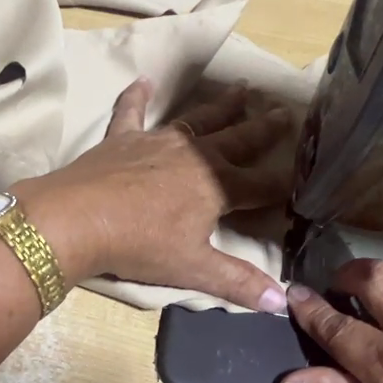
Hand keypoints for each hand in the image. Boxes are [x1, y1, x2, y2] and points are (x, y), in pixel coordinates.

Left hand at [13, 77, 294, 312]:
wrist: (78, 219)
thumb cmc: (141, 246)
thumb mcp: (194, 269)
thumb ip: (237, 282)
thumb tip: (280, 301)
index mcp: (217, 187)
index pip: (260, 186)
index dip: (282, 185)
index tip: (303, 177)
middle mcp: (194, 156)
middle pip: (236, 140)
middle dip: (262, 129)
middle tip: (284, 111)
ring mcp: (157, 141)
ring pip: (197, 120)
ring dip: (220, 106)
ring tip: (240, 89)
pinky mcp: (122, 139)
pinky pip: (132, 112)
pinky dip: (137, 97)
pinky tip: (144, 81)